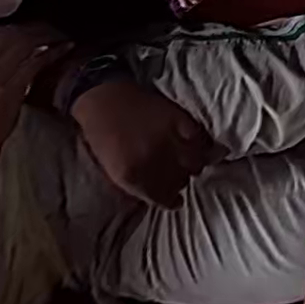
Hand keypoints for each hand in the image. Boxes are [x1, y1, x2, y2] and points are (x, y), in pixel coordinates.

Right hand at [0, 23, 73, 150]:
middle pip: (11, 34)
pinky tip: (65, 48)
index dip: (19, 26)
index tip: (36, 26)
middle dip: (37, 28)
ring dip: (48, 36)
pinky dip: (54, 52)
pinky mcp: (8, 89)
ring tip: (61, 37)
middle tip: (54, 29)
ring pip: (25, 43)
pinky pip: (36, 61)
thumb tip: (18, 42)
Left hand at [71, 80, 220, 207]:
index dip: (171, 201)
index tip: (177, 201)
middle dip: (182, 182)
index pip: (161, 197)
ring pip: (193, 160)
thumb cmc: (104, 139)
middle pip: (179, 180)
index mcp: (131, 175)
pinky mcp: (176, 117)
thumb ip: (136, 185)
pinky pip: (197, 136)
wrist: (105, 102)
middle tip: (183, 180)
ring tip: (195, 165)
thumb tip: (158, 194)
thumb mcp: (113, 171)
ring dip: (195, 165)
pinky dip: (201, 143)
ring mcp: (166, 137)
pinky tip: (200, 146)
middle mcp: (151, 159)